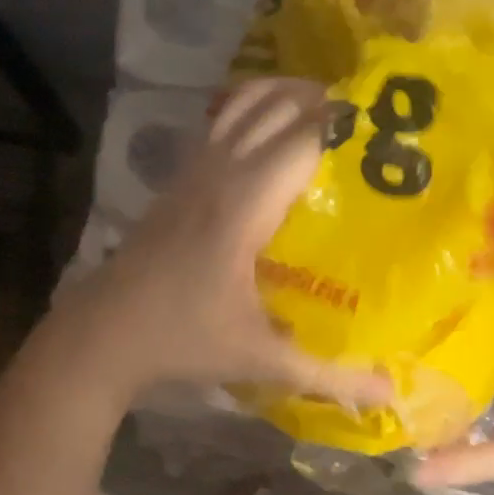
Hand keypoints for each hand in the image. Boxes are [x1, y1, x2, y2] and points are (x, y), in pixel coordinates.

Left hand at [48, 78, 391, 408]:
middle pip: (276, 106)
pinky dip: (252, 119)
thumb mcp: (261, 359)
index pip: (305, 138)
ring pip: (242, 106)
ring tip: (324, 124)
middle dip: (322, 106)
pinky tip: (270, 151)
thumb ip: (327, 374)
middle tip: (365, 135)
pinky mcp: (176, 183)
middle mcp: (219, 173)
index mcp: (244, 204)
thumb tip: (389, 392)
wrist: (104, 334)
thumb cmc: (184, 341)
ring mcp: (192, 172)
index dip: (349, 130)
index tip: (388, 143)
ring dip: (283, 102)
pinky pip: (220, 127)